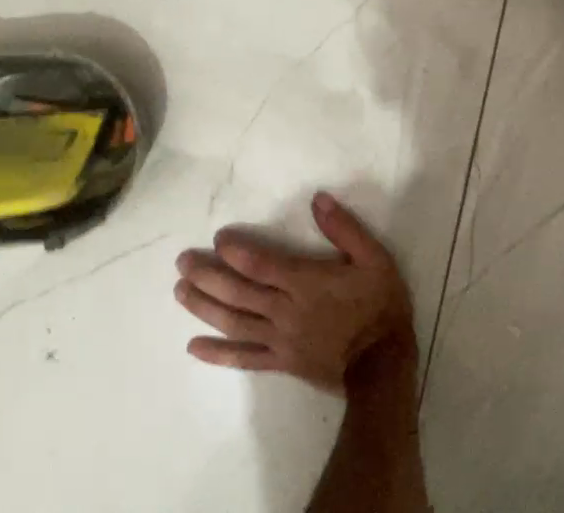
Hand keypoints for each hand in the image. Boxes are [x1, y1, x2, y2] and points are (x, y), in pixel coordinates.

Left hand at [175, 192, 415, 393]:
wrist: (383, 362)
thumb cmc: (380, 305)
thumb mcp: (374, 258)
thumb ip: (344, 229)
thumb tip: (317, 200)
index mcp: (305, 282)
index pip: (260, 263)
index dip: (234, 250)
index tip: (217, 239)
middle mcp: (284, 309)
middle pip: (237, 291)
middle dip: (206, 275)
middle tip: (182, 262)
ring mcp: (279, 340)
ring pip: (233, 322)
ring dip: (203, 307)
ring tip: (179, 292)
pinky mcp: (281, 363)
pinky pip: (244, 359)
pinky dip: (217, 353)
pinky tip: (193, 347)